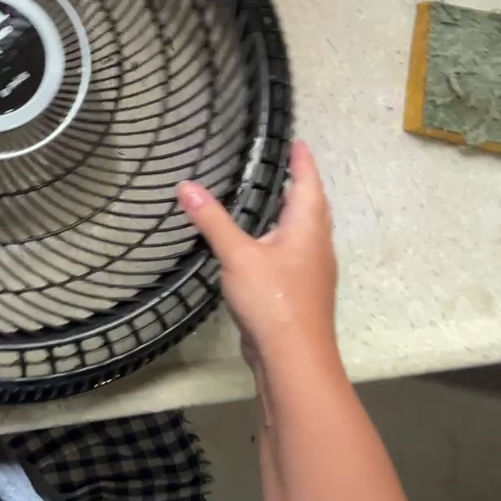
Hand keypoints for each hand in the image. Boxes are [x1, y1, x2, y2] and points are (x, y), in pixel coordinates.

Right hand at [177, 140, 337, 367]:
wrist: (294, 358)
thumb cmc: (272, 299)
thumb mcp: (236, 254)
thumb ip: (211, 220)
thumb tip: (186, 186)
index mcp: (306, 232)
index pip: (308, 187)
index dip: (303, 164)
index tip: (299, 143)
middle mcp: (315, 247)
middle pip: (313, 209)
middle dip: (303, 186)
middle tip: (289, 166)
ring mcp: (310, 271)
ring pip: (306, 232)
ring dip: (295, 211)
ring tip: (277, 198)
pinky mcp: (299, 290)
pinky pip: (295, 251)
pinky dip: (283, 235)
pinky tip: (264, 242)